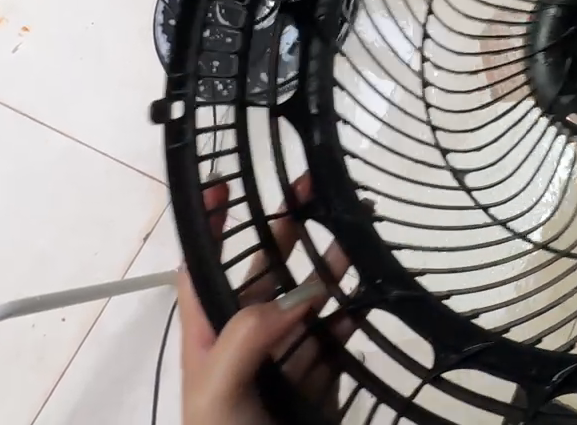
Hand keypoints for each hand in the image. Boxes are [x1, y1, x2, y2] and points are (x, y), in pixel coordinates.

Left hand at [178, 174, 348, 424]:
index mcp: (210, 333)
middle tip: (314, 182)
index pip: (201, 267)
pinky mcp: (322, 368)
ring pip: (310, 289)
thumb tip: (305, 292)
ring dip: (332, 253)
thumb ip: (250, 336)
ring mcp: (287, 350)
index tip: (226, 183)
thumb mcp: (219, 394)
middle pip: (265, 265)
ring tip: (359, 217)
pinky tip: (375, 278)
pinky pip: (342, 324)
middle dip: (285, 221)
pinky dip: (358, 300)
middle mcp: (248, 334)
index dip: (208, 225)